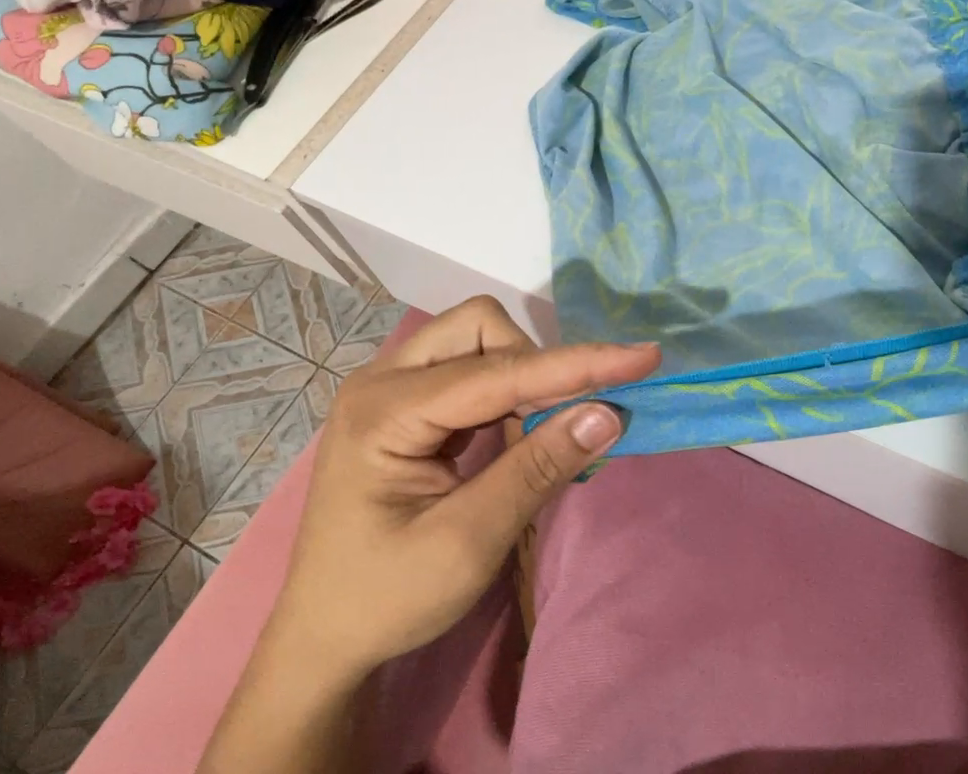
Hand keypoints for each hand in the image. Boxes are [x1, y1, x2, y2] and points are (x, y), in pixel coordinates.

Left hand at [267, 296, 660, 675]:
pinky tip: (517, 440)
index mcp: (384, 411)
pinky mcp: (404, 406)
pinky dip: (507, 396)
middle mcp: (381, 381)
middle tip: (567, 421)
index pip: (499, 370)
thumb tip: (607, 413)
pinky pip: (469, 372)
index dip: (577, 364)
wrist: (324, 637)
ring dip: (524, 381)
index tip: (643, 357)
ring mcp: (390, 390)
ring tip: (541, 441)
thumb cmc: (388, 597)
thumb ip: (537, 469)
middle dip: (537, 364)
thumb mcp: (469, 542)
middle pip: (480, 329)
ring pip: (477, 344)